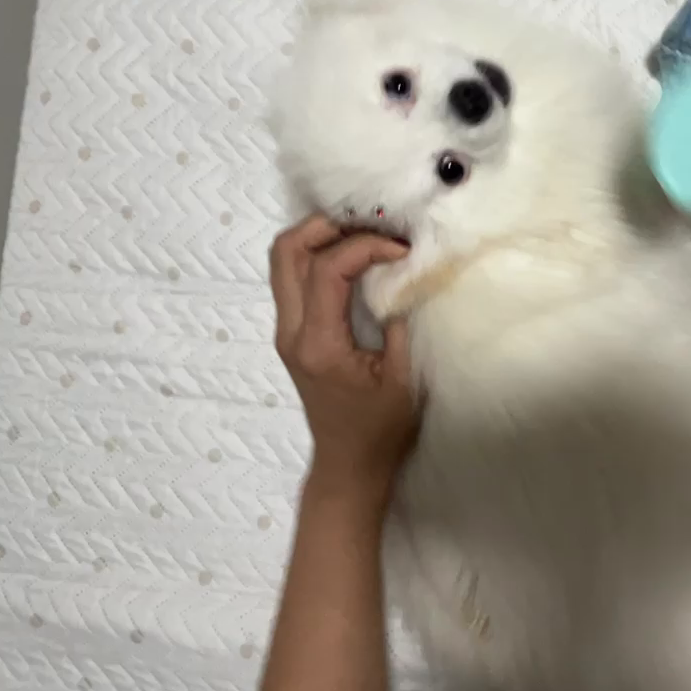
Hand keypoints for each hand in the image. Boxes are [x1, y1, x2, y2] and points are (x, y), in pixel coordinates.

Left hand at [270, 216, 418, 495]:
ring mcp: (287, 331)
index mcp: (318, 343)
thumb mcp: (405, 378)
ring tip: (366, 235)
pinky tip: (357, 258)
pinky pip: (295, 276)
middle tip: (374, 226)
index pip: (326, 270)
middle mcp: (292, 331)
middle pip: (286, 252)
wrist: (349, 465)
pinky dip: (321, 254)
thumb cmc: (381, 429)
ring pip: (284, 260)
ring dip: (321, 236)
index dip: (365, 246)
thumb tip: (407, 274)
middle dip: (328, 225)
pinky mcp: (294, 333)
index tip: (402, 249)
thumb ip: (403, 322)